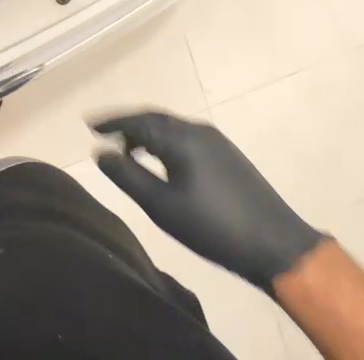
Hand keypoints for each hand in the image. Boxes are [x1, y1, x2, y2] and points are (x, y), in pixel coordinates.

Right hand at [95, 111, 324, 288]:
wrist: (276, 245)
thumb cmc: (213, 227)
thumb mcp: (163, 206)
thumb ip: (128, 177)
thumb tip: (100, 153)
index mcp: (181, 137)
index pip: (137, 120)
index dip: (112, 122)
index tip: (88, 123)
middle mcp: (198, 130)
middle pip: (155, 118)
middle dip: (128, 124)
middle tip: (104, 133)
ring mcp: (216, 141)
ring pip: (172, 128)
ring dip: (147, 133)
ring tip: (128, 150)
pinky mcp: (227, 155)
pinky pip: (186, 137)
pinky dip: (165, 141)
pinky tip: (160, 160)